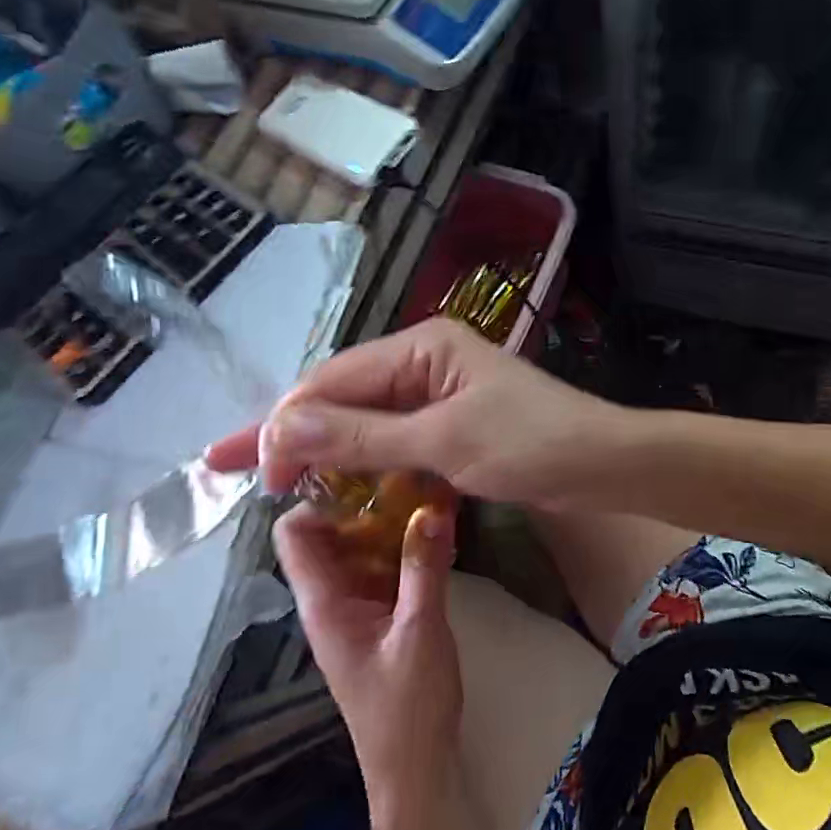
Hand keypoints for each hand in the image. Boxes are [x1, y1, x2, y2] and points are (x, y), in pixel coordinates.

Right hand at [206, 318, 625, 507]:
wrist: (601, 463)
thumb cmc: (531, 443)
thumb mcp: (443, 439)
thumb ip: (362, 436)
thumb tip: (277, 429)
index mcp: (423, 347)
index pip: (335, 380)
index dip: (286, 422)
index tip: (248, 467)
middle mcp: (426, 362)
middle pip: (344, 396)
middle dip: (291, 432)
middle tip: (229, 468)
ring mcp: (440, 394)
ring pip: (367, 420)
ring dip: (323, 448)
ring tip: (271, 479)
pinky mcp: (454, 425)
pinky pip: (396, 439)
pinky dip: (365, 461)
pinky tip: (334, 481)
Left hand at [275, 498, 462, 801]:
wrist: (415, 766)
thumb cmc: (407, 706)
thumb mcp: (420, 631)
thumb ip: (424, 568)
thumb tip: (433, 506)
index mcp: (324, 602)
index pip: (295, 533)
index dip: (319, 497)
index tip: (365, 469)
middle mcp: (333, 598)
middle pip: (331, 532)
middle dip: (366, 501)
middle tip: (410, 472)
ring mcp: (358, 606)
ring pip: (362, 547)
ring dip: (391, 521)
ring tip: (429, 490)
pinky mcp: (383, 614)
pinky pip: (386, 566)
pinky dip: (406, 545)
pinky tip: (439, 529)